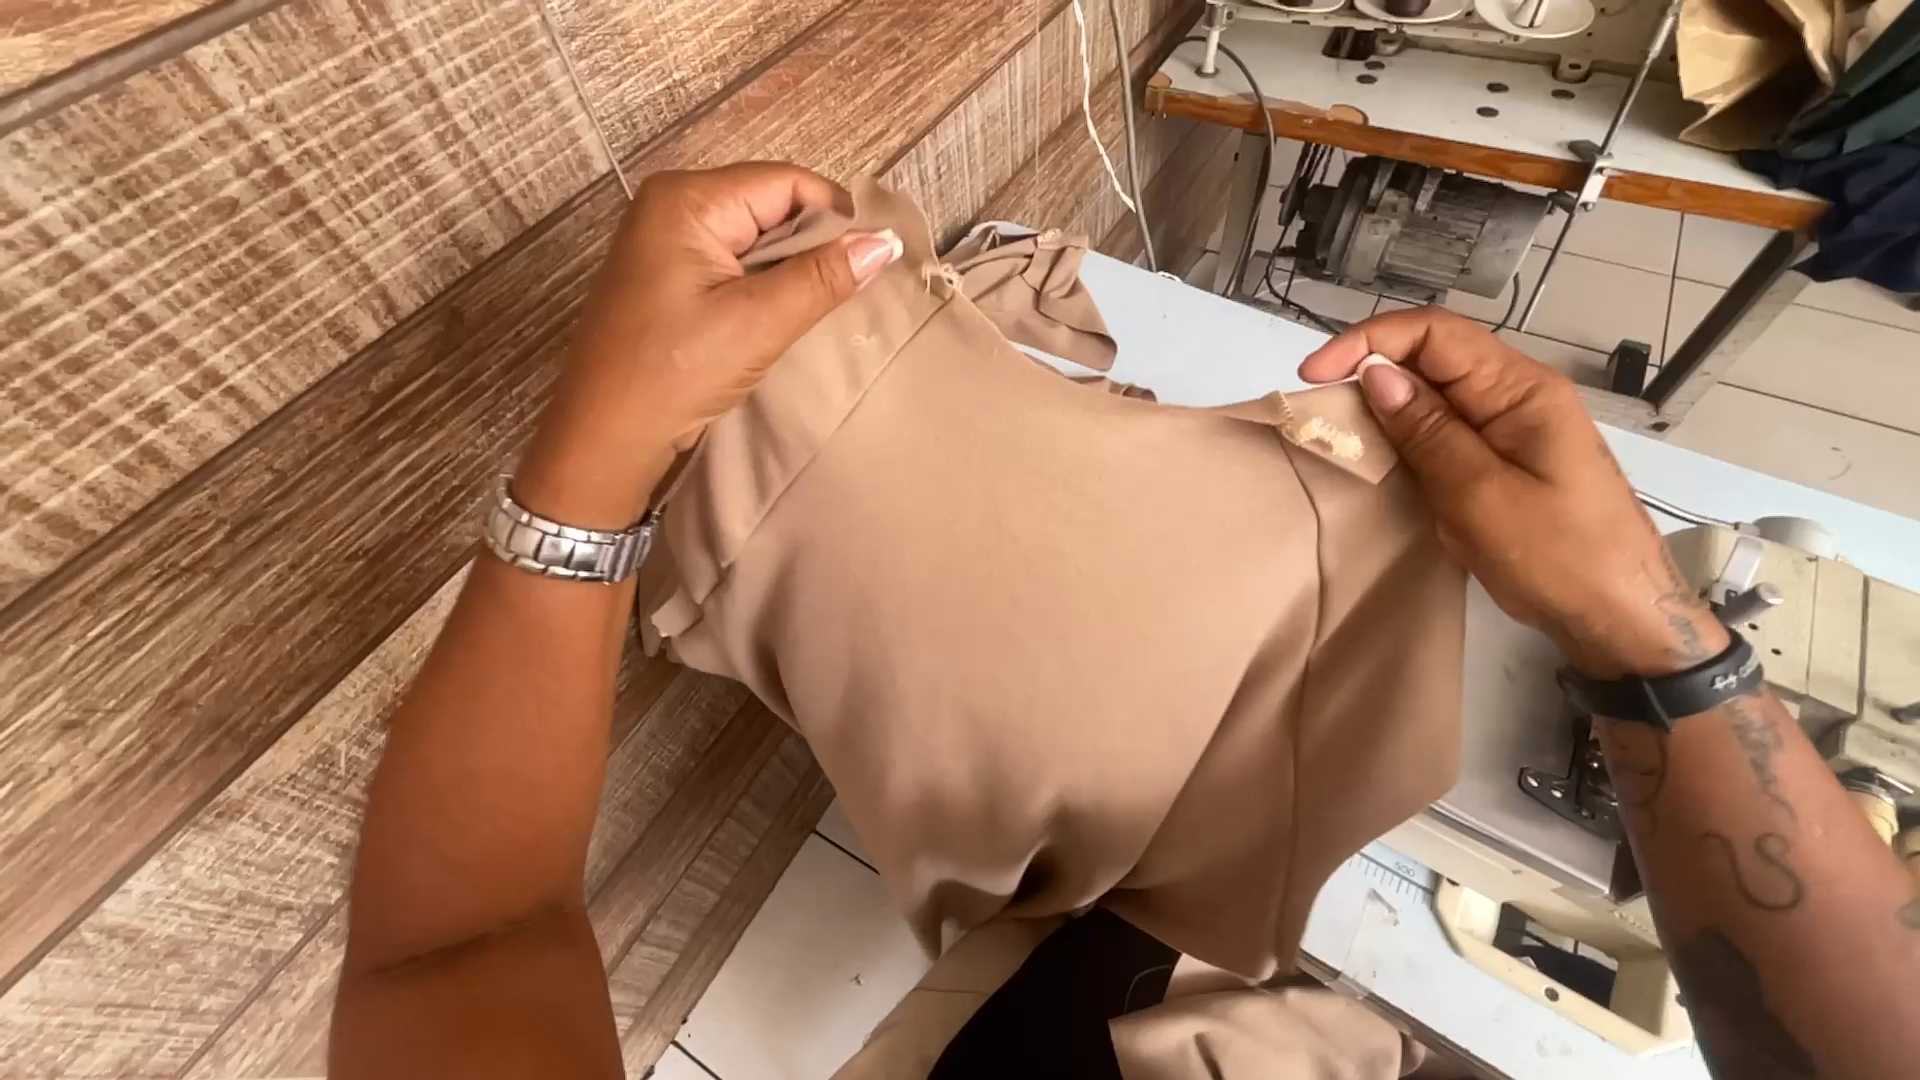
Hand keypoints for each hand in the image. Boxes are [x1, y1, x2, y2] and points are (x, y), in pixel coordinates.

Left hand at [515, 163, 902, 526]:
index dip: (834, 216)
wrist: (608, 436)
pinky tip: (778, 321)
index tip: (869, 263)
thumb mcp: (757, 323)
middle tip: (843, 295)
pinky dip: (766, 289)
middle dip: (813, 248)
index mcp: (687, 200)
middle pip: (772, 206)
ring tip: (810, 313)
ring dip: (792, 273)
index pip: (785, 183)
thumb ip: (821, 279)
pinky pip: (737, 267)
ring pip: (758, 241)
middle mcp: (674, 207)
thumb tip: (883, 244)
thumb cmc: (673, 374)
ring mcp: (670, 244)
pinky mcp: (673, 280)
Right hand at [1299, 308, 1726, 677]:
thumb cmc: (1556, 556)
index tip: (1313, 375)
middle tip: (1317, 408)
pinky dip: (1398, 432)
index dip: (1366, 341)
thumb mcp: (1478, 494)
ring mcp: (1507, 426)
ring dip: (1378, 402)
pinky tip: (1375, 454)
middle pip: (1430, 355)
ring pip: (1430, 391)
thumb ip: (1426, 430)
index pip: (1434, 334)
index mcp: (1520, 390)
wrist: (1617, 614)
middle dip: (1365, 368)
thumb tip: (1374, 374)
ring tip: (1336, 430)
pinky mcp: (1496, 456)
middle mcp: (1515, 395)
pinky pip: (1439, 426)